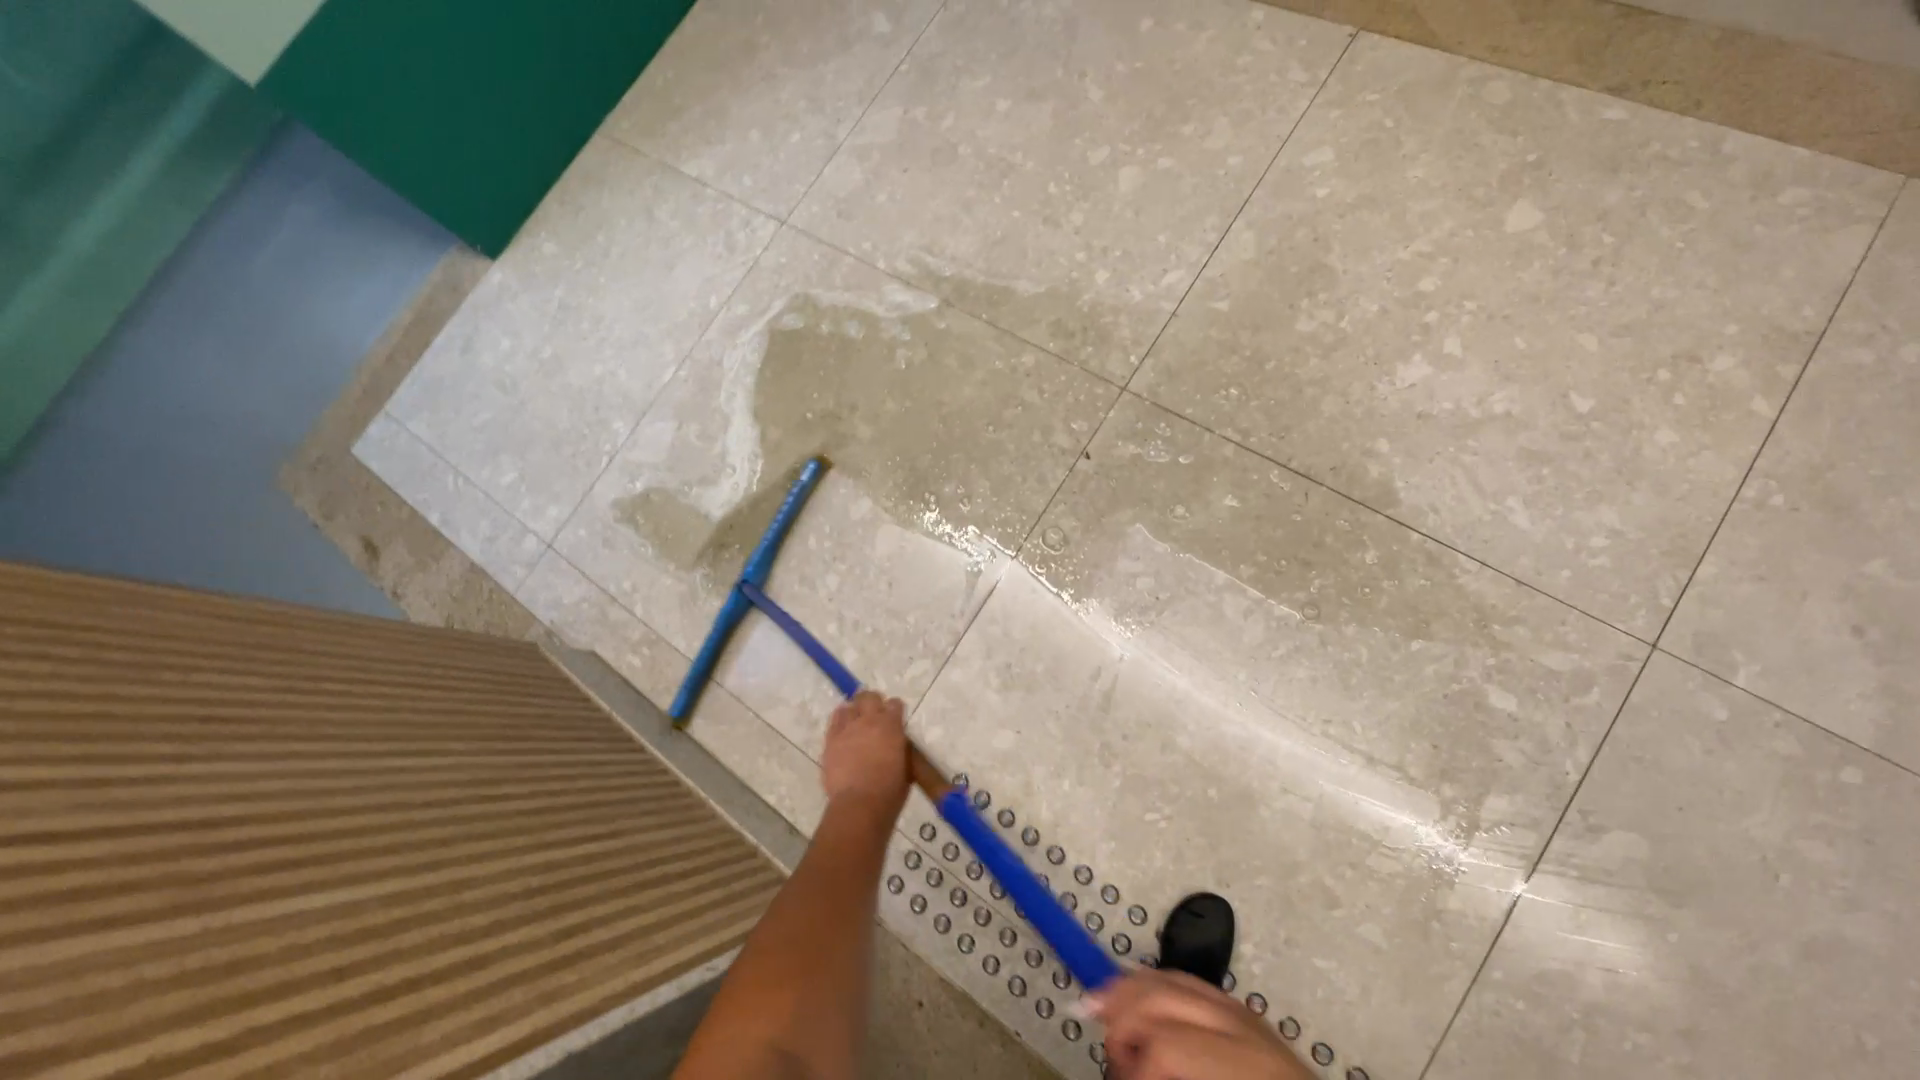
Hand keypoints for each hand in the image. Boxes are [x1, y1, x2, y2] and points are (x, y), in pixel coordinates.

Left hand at [821, 691, 909, 817]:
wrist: (859, 804)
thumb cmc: (889, 791)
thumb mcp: (906, 768)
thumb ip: (901, 750)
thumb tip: (898, 744)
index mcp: (892, 726)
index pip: (895, 704)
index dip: (894, 710)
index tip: (894, 718)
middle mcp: (869, 721)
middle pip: (869, 697)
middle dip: (873, 702)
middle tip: (874, 714)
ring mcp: (847, 728)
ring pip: (849, 706)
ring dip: (855, 711)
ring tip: (856, 722)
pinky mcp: (831, 739)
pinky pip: (834, 720)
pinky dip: (840, 721)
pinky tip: (843, 730)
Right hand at [1092, 969, 1313, 1079]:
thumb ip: (1165, 1075)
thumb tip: (1128, 1070)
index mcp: (1245, 1067)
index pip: (1168, 1045)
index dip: (1134, 1067)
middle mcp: (1246, 1030)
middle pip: (1165, 997)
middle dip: (1120, 1014)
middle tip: (1097, 1040)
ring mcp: (1246, 1015)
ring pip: (1174, 980)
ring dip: (1129, 988)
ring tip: (1098, 1006)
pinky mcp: (1243, 1014)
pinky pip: (1189, 984)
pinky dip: (1154, 986)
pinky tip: (1132, 997)